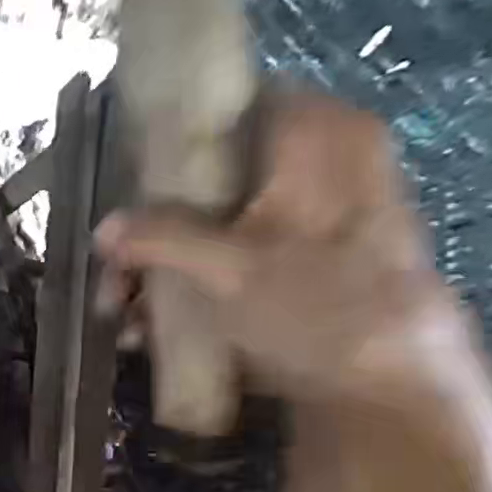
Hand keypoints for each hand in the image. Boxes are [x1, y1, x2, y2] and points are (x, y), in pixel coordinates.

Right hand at [96, 93, 468, 405]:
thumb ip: (161, 238)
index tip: (126, 182)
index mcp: (319, 137)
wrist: (388, 386)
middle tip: (114, 276)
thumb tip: (103, 228)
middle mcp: (318, 168)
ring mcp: (309, 223)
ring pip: (215, 228)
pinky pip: (231, 264)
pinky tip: (152, 329)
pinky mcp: (298, 270)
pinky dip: (191, 291)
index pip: (235, 106)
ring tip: (123, 316)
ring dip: (162, 271)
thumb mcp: (230, 268)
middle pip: (213, 179)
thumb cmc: (319, 307)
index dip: (174, 140)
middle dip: (153, 232)